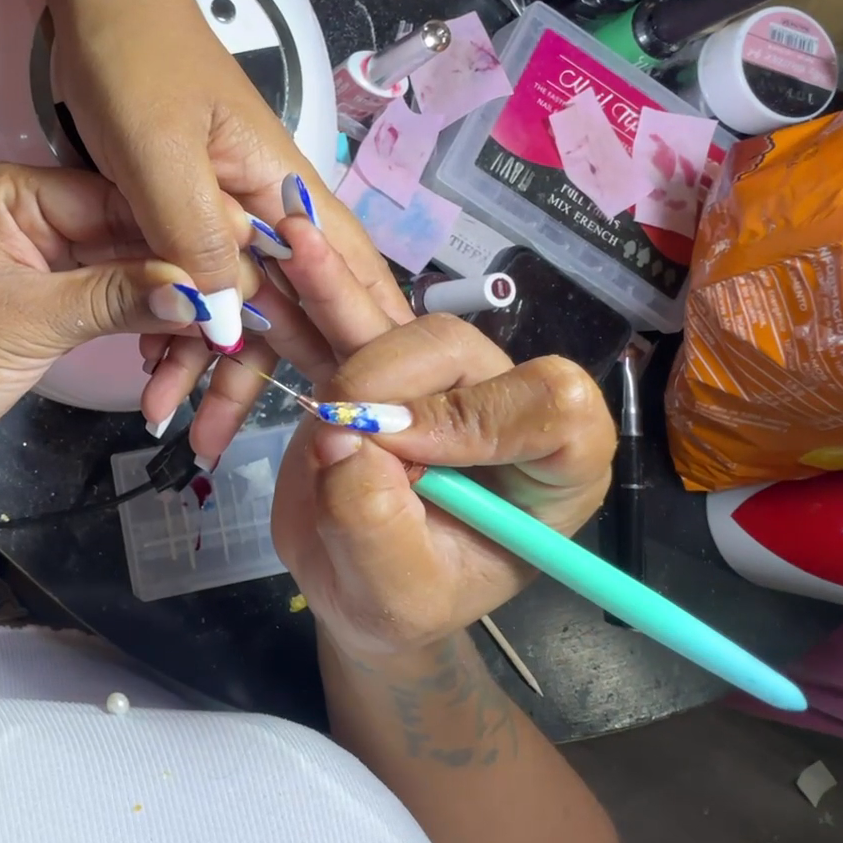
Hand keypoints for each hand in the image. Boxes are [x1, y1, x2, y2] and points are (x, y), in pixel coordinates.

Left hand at [0, 162, 257, 454]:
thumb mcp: (27, 319)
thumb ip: (115, 298)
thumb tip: (203, 294)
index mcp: (18, 192)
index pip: (119, 198)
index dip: (180, 235)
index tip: (242, 267)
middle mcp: (41, 213)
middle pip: (133, 233)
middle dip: (184, 275)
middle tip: (249, 306)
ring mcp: (52, 257)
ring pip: (133, 270)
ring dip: (172, 305)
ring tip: (222, 335)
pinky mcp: (59, 297)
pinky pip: (119, 299)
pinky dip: (149, 323)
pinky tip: (184, 345)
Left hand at [53, 0, 410, 460]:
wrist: (98, 7)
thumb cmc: (137, 70)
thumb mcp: (162, 156)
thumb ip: (199, 238)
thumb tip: (233, 324)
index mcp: (279, 192)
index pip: (341, 278)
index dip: (350, 347)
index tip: (349, 417)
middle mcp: (263, 209)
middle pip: (281, 308)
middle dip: (250, 380)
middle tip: (210, 443)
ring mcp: (221, 214)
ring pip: (228, 305)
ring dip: (199, 363)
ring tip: (164, 420)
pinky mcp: (181, 216)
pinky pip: (189, 286)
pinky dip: (170, 328)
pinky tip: (147, 368)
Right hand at [259, 214, 614, 658]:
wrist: (353, 584)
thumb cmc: (394, 603)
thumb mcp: (394, 594)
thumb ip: (377, 529)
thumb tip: (341, 441)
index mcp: (550, 469)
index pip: (548, 407)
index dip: (469, 416)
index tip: (391, 449)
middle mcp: (501, 408)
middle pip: (458, 351)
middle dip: (383, 381)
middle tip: (326, 429)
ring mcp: (437, 382)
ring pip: (395, 325)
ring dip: (338, 295)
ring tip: (291, 245)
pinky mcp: (377, 371)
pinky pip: (346, 323)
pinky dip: (316, 288)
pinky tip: (292, 240)